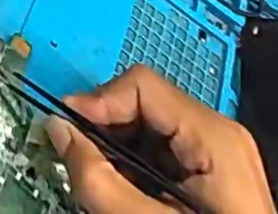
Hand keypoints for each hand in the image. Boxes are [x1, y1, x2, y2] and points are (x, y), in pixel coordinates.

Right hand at [46, 66, 271, 213]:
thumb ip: (99, 180)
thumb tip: (58, 130)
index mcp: (214, 137)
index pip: (140, 86)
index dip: (98, 102)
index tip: (63, 129)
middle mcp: (219, 133)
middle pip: (144, 104)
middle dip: (104, 129)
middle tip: (75, 159)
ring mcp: (220, 154)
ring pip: (149, 128)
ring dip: (115, 149)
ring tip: (96, 179)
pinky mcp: (214, 175)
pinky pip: (163, 151)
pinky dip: (134, 165)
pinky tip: (121, 191)